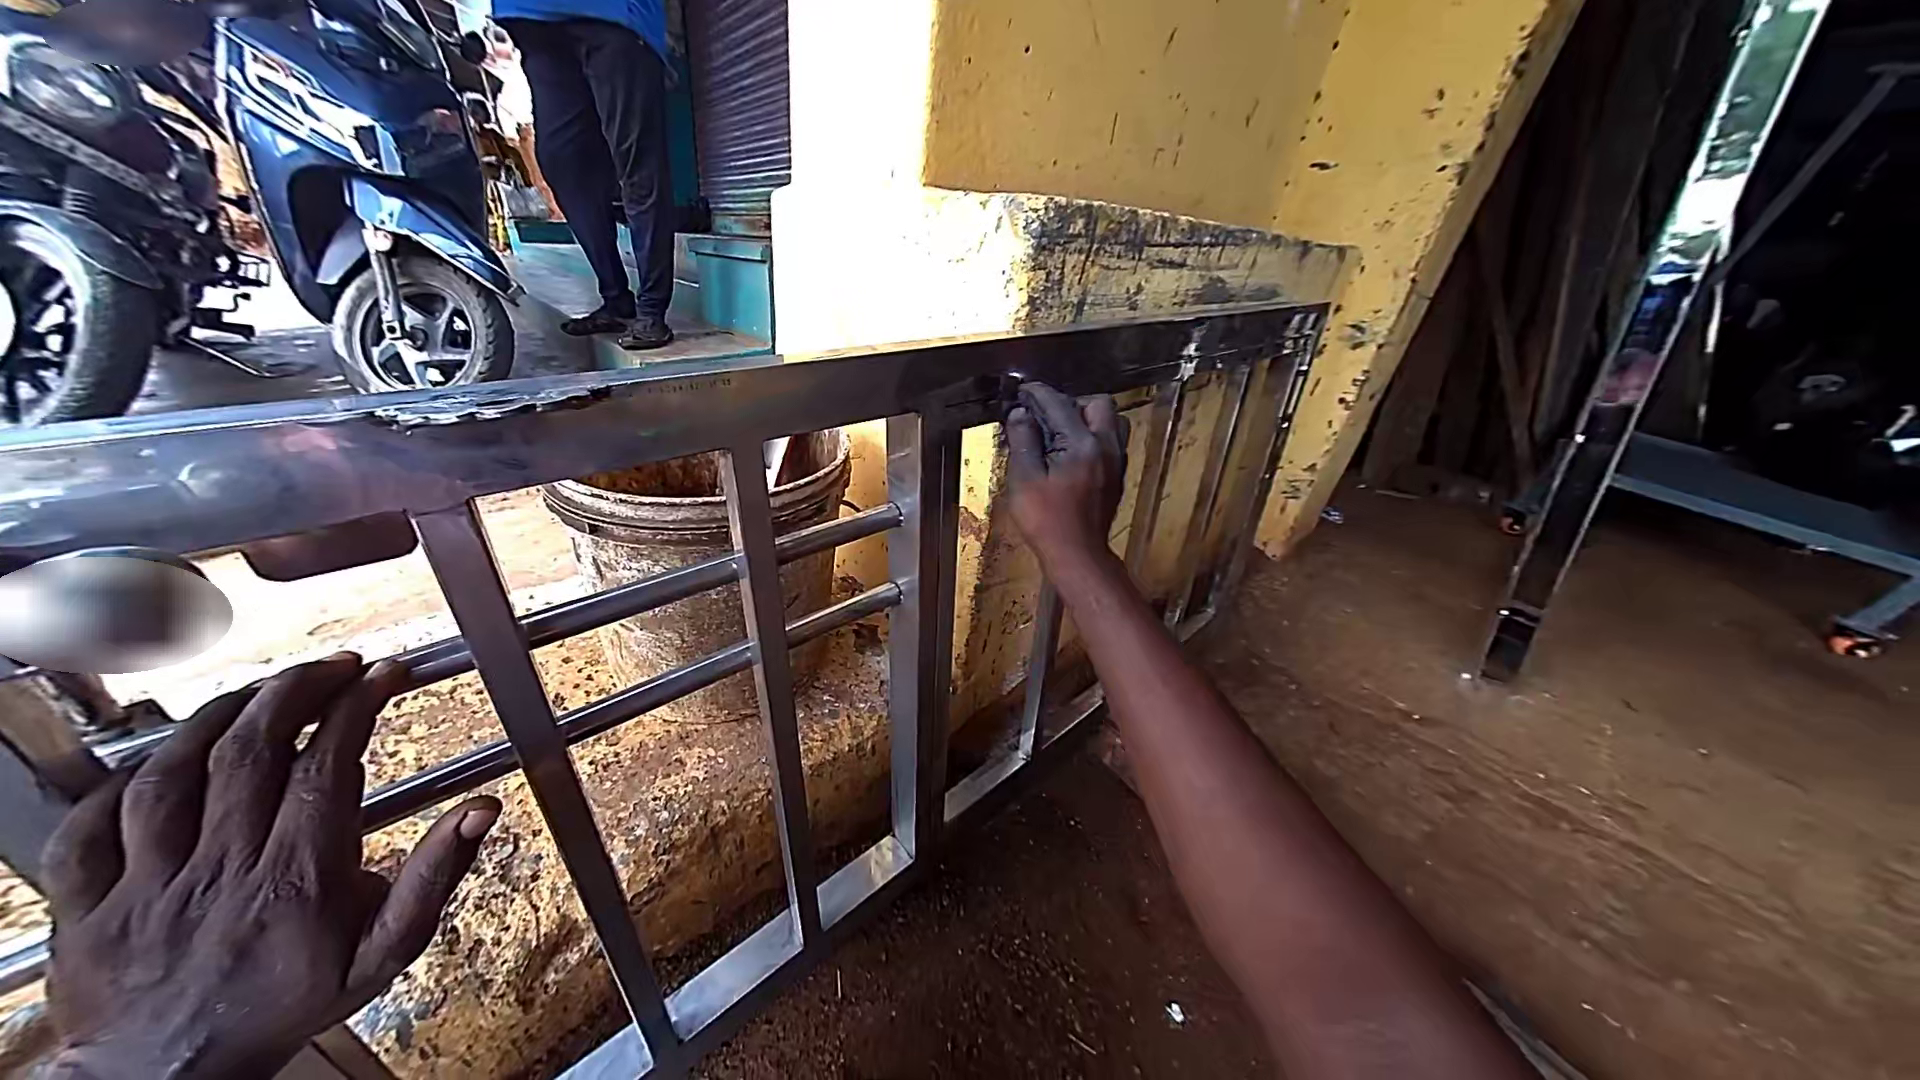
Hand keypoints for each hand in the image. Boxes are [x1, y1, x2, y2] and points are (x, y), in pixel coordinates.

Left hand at [39, 654, 499, 1079]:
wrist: (172, 1078)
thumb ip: (438, 875)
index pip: (327, 766)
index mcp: (295, 877)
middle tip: (332, 666)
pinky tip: (167, 756)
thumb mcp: (391, 948)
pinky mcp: (88, 905)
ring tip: (262, 689)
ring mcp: (143, 887)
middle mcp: (219, 870)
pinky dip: (127, 778)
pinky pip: (86, 829)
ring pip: (169, 777)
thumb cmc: (292, 1001)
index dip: (357, 708)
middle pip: (249, 755)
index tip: (384, 675)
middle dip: (295, 693)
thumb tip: (483, 809)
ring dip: (220, 718)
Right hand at [1005, 382, 1129, 571]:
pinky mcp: (1116, 476)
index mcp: (1083, 444)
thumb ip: (1023, 440)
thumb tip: (1021, 413)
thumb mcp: (1024, 478)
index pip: (1060, 404)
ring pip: (1110, 421)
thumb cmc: (1047, 521)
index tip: (1023, 391)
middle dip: (1070, 402)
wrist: (1076, 554)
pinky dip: (1093, 436)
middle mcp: (1106, 447)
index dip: (1038, 393)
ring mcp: (1116, 462)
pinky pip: (1111, 442)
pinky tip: (1072, 451)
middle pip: (1097, 404)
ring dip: (1087, 418)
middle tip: (1044, 414)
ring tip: (1061, 431)